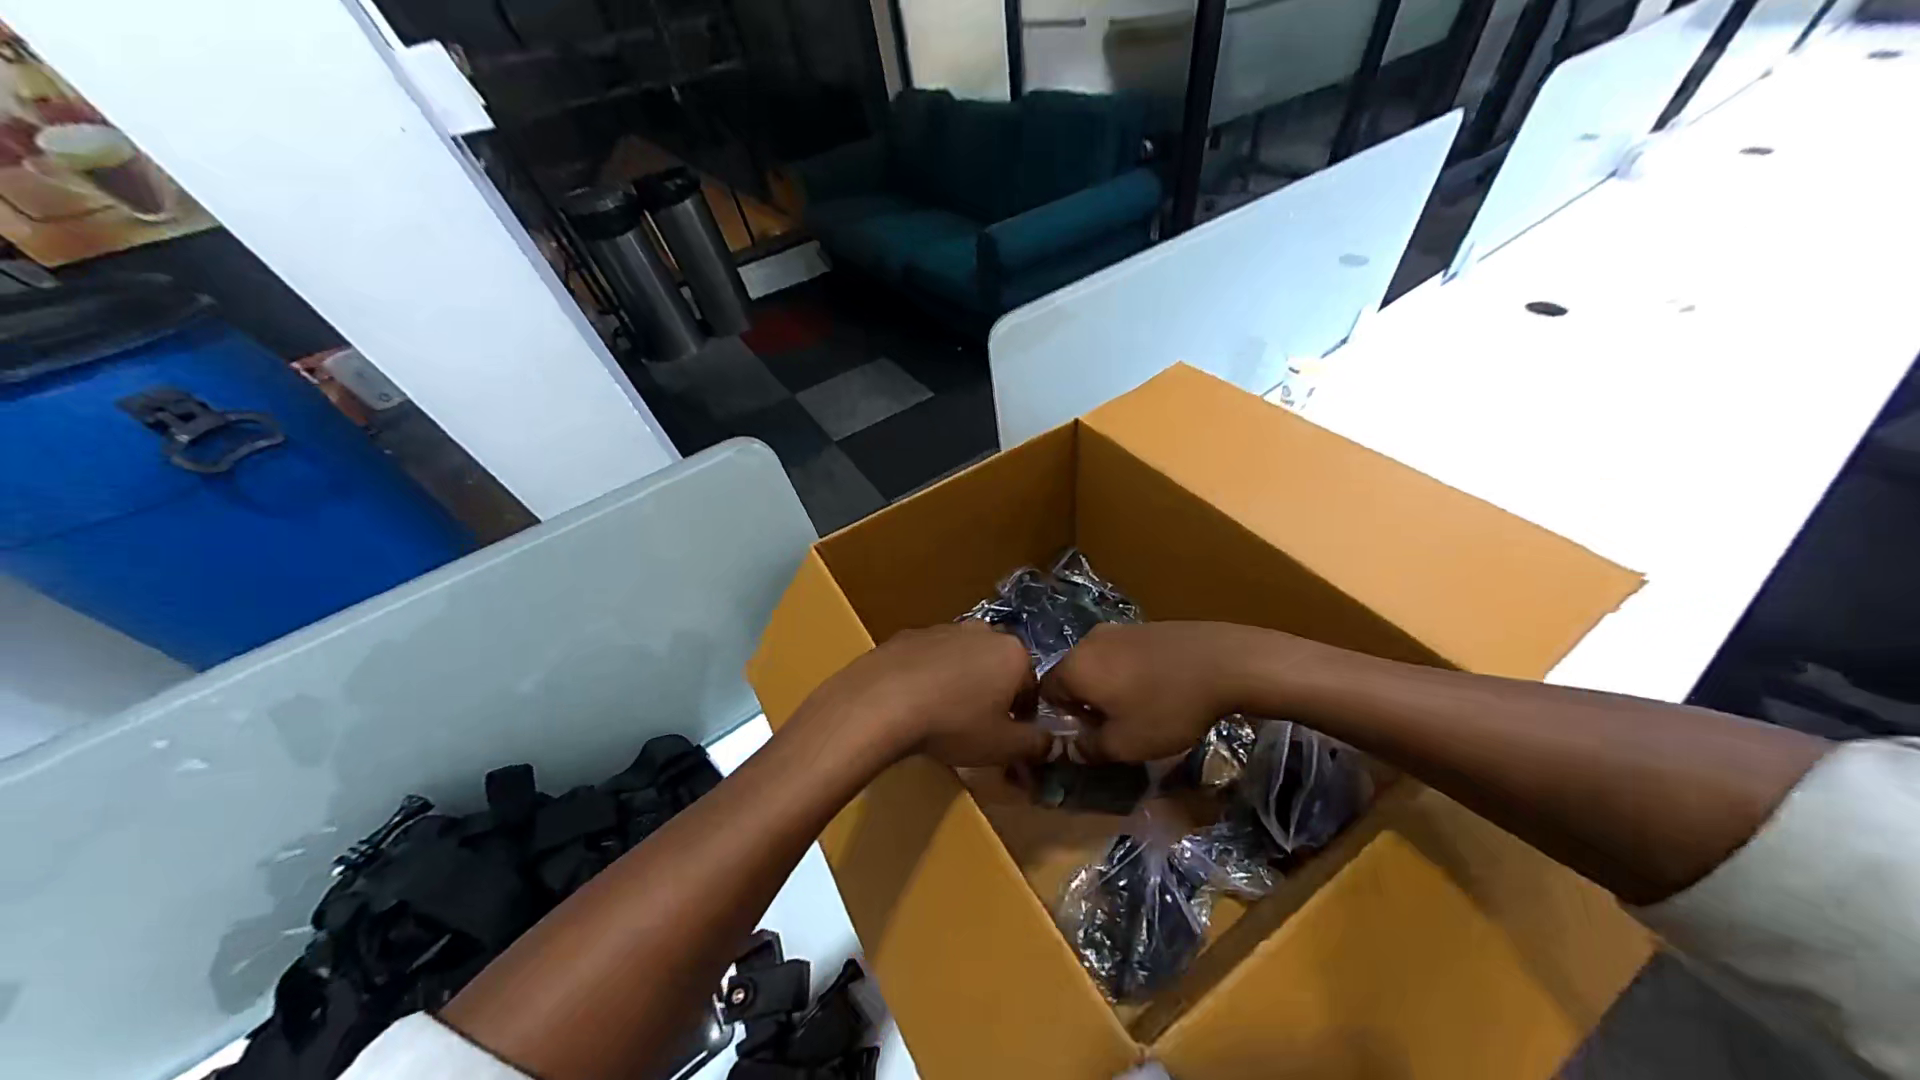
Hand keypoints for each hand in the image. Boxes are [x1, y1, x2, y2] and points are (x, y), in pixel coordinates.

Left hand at [796, 622, 1050, 767]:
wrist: (881, 701)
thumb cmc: (953, 724)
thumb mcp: (1003, 747)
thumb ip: (1036, 745)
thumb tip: (1052, 743)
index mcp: (1014, 652)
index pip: (1031, 687)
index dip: (1023, 717)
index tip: (1007, 738)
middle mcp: (982, 631)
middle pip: (997, 667)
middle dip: (992, 694)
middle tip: (975, 727)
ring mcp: (942, 628)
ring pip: (963, 659)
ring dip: (960, 682)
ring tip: (941, 716)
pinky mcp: (908, 634)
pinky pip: (929, 658)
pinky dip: (928, 676)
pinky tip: (913, 702)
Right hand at [1041, 622, 1309, 761]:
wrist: (1226, 662)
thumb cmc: (1167, 707)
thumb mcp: (1125, 744)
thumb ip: (1089, 749)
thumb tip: (1071, 750)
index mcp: (1074, 666)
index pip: (1045, 693)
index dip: (1060, 721)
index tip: (1086, 739)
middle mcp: (1089, 641)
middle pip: (1073, 676)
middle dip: (1086, 704)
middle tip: (1114, 729)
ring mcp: (1119, 629)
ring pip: (1099, 665)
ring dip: (1109, 689)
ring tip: (1141, 710)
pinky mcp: (1146, 625)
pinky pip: (1124, 655)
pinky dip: (1131, 674)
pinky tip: (1161, 690)